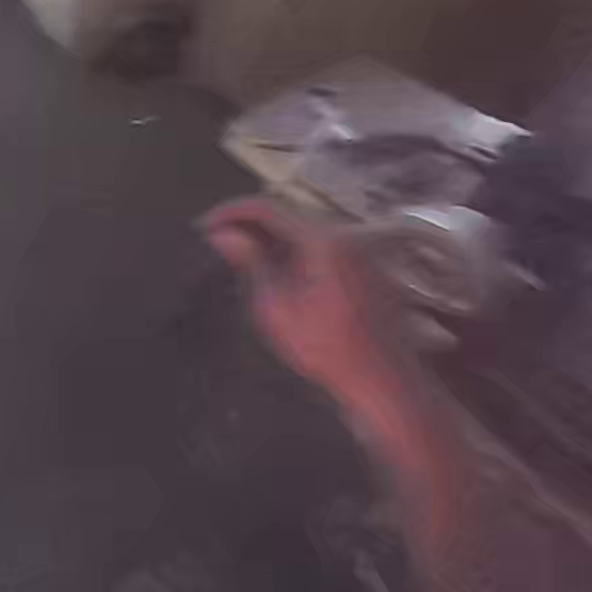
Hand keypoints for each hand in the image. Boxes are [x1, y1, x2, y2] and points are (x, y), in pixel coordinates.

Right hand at [202, 196, 397, 391]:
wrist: (386, 384)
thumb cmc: (325, 349)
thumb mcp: (275, 306)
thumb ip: (250, 262)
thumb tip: (222, 234)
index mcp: (324, 240)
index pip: (267, 207)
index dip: (231, 212)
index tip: (205, 226)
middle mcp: (347, 233)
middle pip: (287, 212)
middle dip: (249, 222)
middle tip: (219, 238)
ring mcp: (361, 248)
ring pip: (304, 227)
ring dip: (270, 234)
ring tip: (240, 252)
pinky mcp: (368, 264)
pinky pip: (322, 242)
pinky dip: (293, 246)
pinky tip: (274, 266)